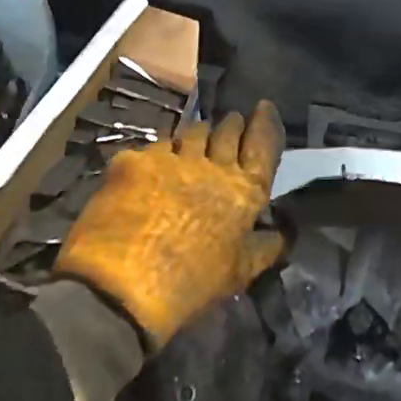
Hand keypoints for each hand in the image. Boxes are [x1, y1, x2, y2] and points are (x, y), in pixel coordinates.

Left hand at [54, 101, 286, 345]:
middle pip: (228, 131)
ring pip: (191, 132)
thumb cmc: (190, 287)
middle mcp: (215, 165)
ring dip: (196, 136)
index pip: (265, 143)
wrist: (117, 295)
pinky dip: (156, 155)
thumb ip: (267, 246)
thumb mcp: (241, 272)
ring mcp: (173, 159)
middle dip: (230, 125)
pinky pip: (152, 147)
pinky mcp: (133, 162)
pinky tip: (149, 167)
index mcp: (246, 190)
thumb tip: (284, 231)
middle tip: (229, 125)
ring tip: (191, 143)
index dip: (266, 122)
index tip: (264, 106)